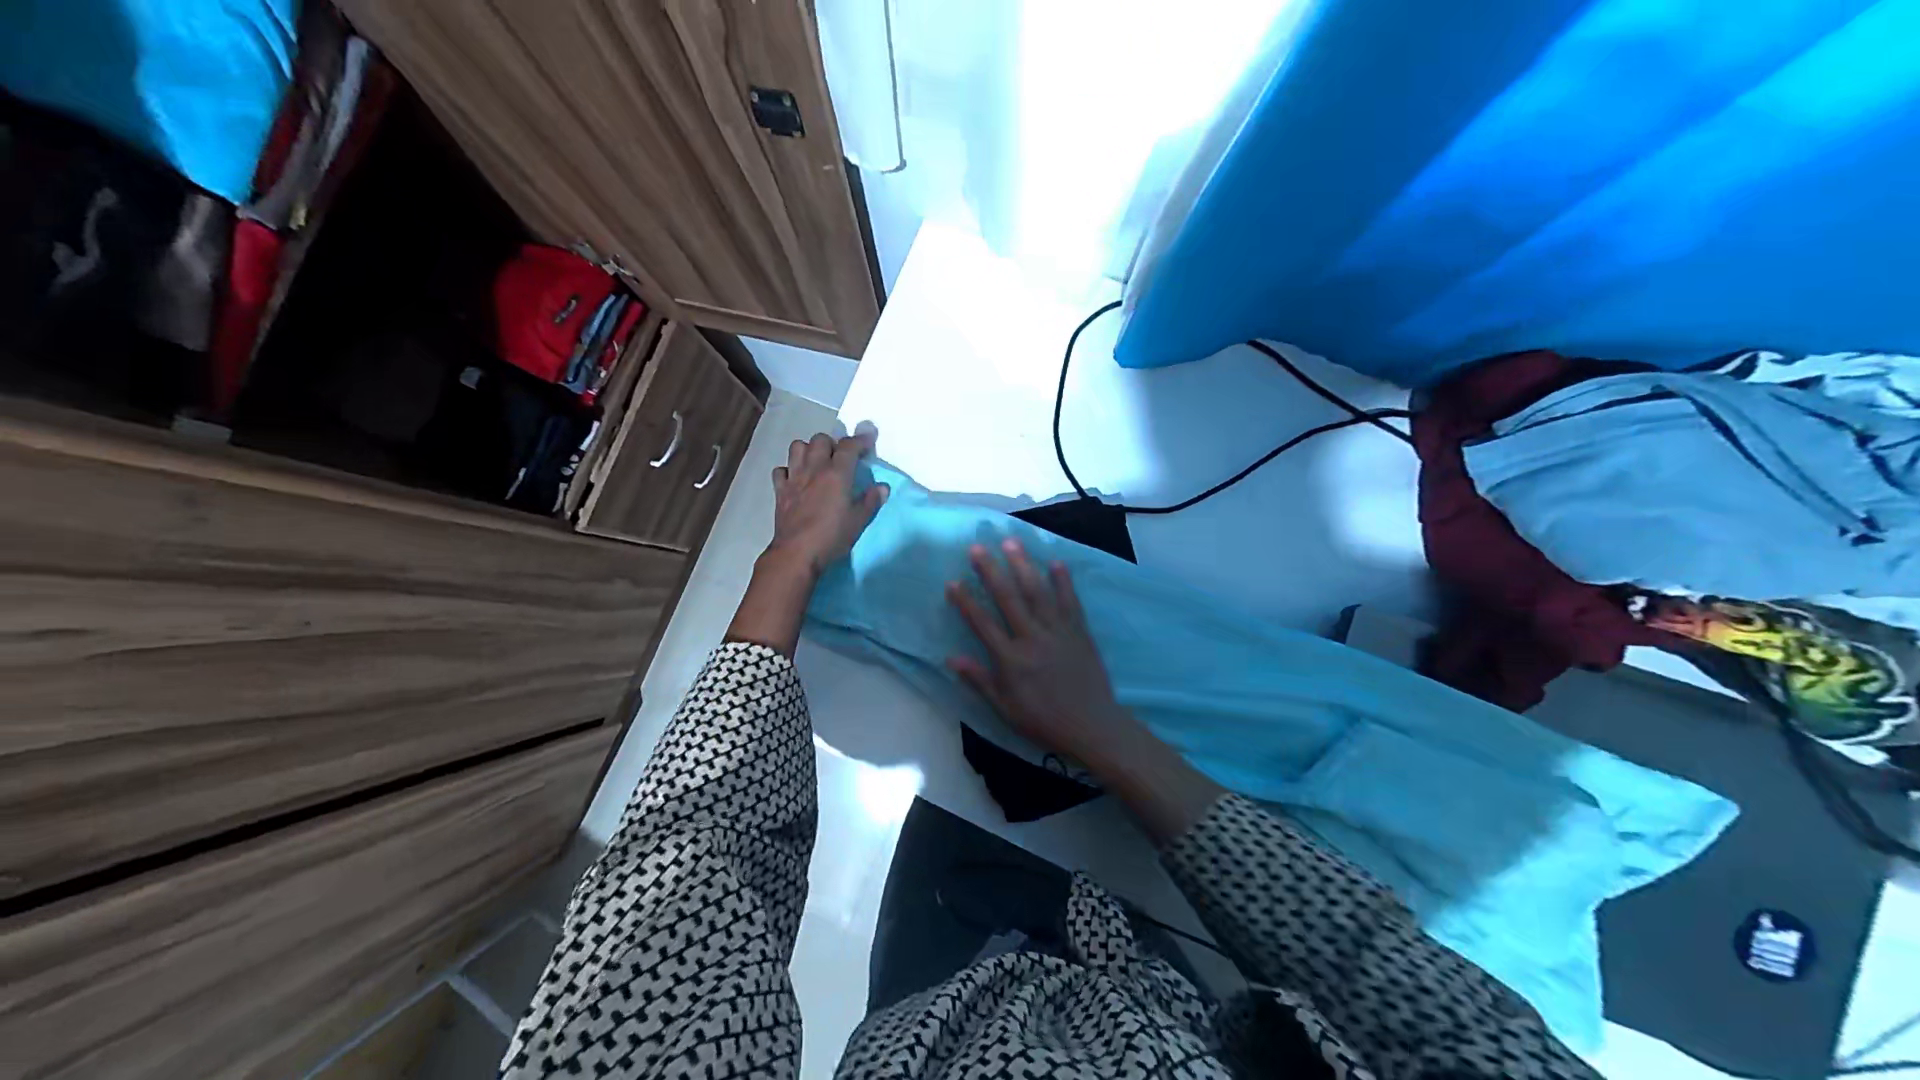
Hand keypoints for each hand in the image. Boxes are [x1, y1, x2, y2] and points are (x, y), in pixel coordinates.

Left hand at [727, 430, 885, 655]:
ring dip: (808, 450)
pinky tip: (796, 480)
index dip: (860, 439)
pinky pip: (780, 470)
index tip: (869, 439)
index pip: (849, 446)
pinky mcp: (780, 491)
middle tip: (840, 457)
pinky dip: (788, 470)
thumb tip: (883, 487)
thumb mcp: (858, 521)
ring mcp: (794, 478)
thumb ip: (871, 501)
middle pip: (820, 440)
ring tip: (817, 463)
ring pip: (797, 447)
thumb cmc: (832, 537)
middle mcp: (814, 469)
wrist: (796, 553)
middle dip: (832, 444)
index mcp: (837, 474)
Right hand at [946, 538, 1226, 842]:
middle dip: (991, 571)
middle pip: (1008, 598)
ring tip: (1011, 542)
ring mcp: (1058, 632)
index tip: (953, 581)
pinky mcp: (1079, 632)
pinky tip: (1056, 562)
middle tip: (977, 547)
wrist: (1092, 726)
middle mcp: (1032, 639)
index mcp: (1011, 660)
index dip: (966, 602)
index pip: (982, 624)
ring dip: (1023, 565)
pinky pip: (1070, 602)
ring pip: (1038, 592)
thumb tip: (951, 658)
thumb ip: (980, 680)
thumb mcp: (1005, 708)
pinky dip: (1063, 582)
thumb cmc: (1043, 721)